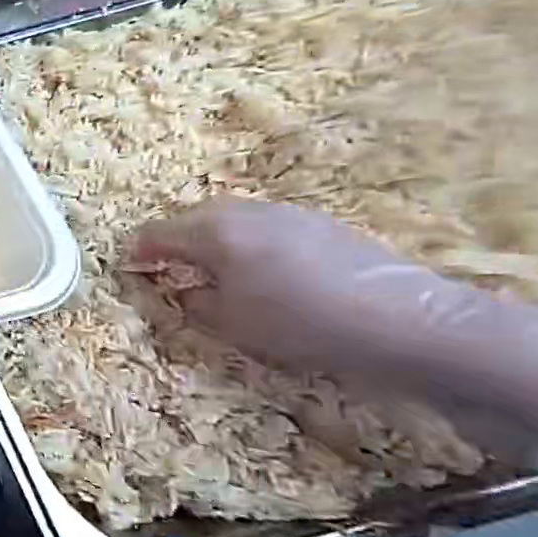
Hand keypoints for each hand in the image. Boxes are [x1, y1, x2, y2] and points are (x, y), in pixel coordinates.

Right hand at [128, 196, 537, 457]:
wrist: (407, 322)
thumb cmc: (304, 326)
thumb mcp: (234, 326)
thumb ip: (195, 301)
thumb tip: (181, 287)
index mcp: (214, 230)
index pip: (158, 232)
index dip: (139, 251)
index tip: (129, 267)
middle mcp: (243, 210)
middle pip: (193, 219)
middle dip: (175, 242)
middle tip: (168, 271)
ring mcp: (284, 212)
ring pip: (230, 220)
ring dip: (212, 242)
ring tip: (214, 273)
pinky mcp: (318, 223)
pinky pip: (262, 226)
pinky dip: (246, 244)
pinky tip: (264, 272)